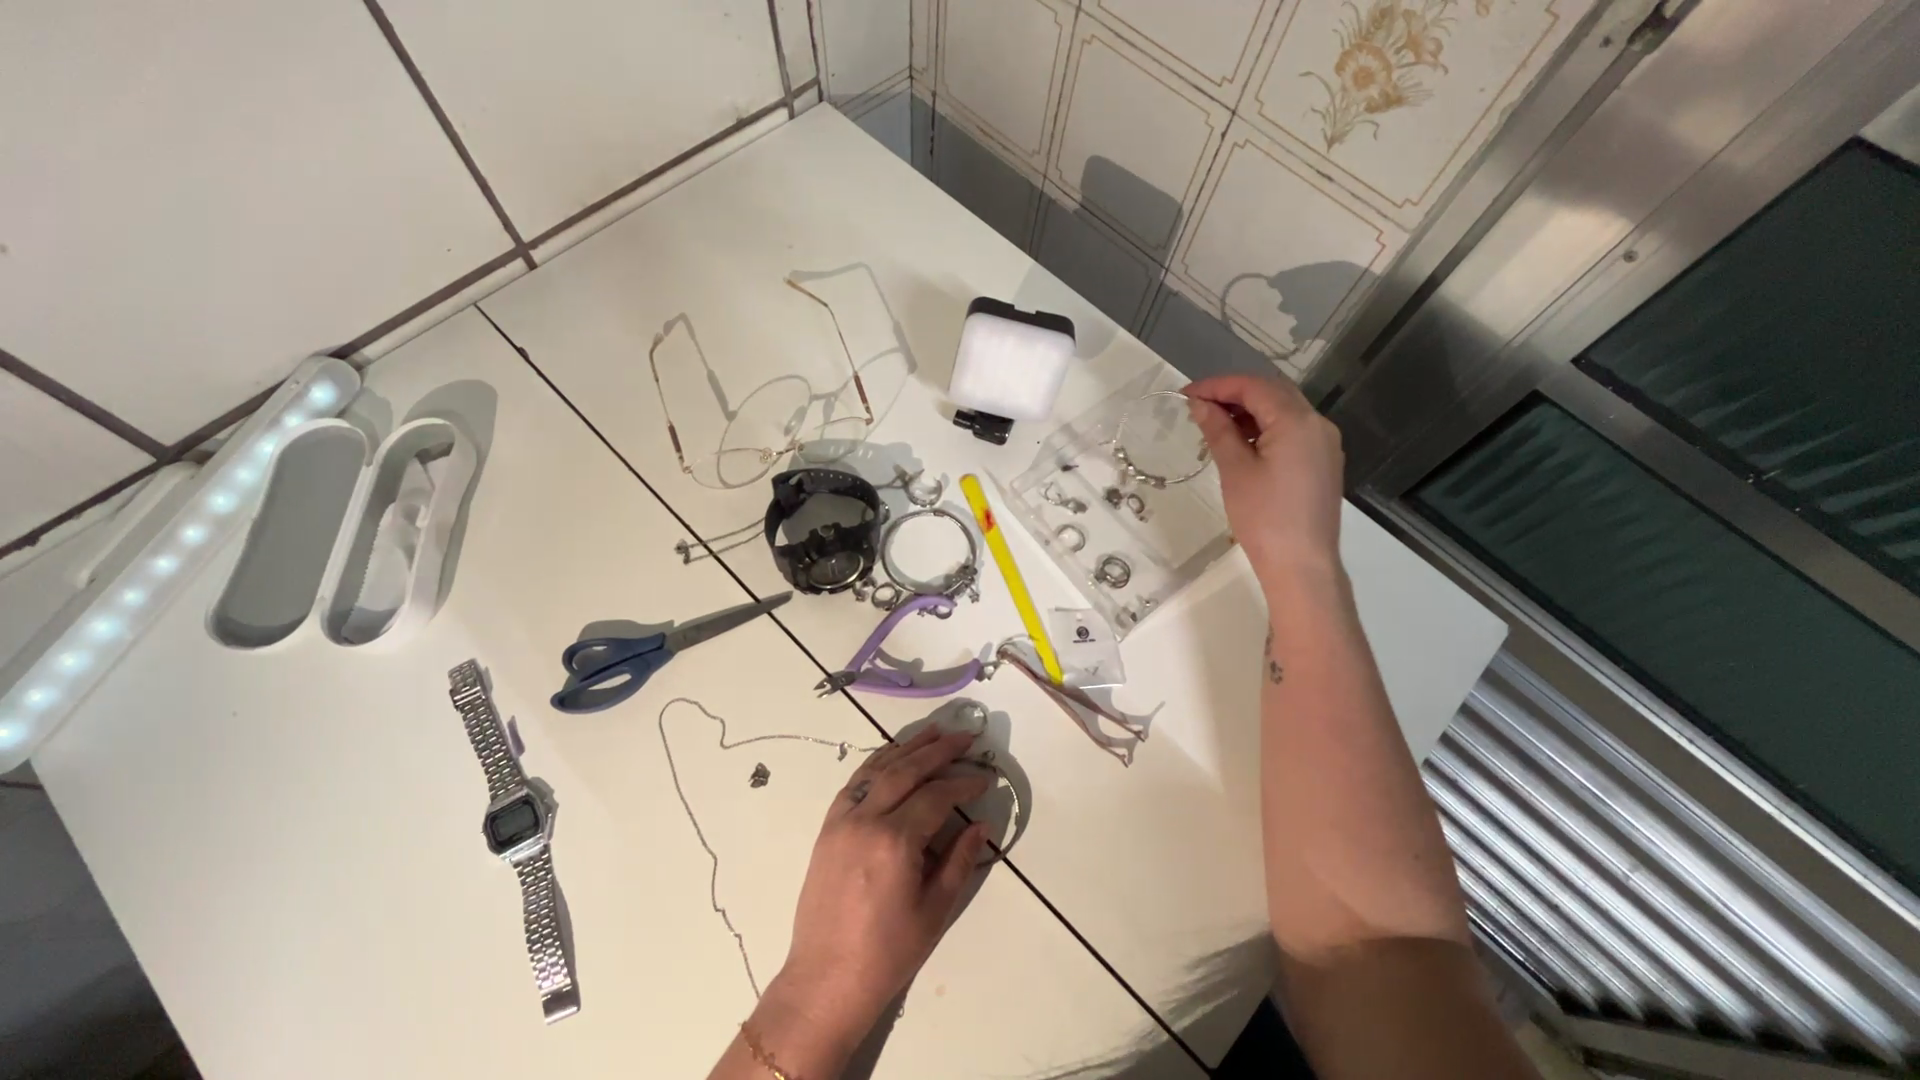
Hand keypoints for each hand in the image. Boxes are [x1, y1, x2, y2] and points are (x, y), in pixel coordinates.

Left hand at [775, 727, 991, 1036]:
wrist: (827, 978)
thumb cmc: (888, 953)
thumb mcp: (935, 910)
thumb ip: (959, 860)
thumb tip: (980, 825)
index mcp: (895, 842)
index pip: (936, 796)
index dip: (963, 784)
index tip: (985, 779)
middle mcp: (865, 820)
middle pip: (906, 770)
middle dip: (939, 750)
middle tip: (966, 736)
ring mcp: (841, 821)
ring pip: (878, 770)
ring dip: (907, 747)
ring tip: (935, 732)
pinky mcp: (827, 829)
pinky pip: (855, 785)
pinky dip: (877, 765)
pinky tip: (894, 757)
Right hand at [1185, 374, 1343, 588]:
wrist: (1302, 565)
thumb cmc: (1264, 517)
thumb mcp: (1235, 470)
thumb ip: (1218, 430)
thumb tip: (1200, 404)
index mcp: (1297, 421)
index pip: (1254, 387)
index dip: (1217, 386)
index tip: (1186, 394)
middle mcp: (1318, 424)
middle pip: (1273, 394)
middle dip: (1234, 395)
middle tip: (1198, 407)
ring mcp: (1325, 444)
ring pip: (1284, 412)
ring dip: (1250, 412)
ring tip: (1214, 426)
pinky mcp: (1323, 463)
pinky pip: (1293, 432)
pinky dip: (1265, 429)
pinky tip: (1241, 443)